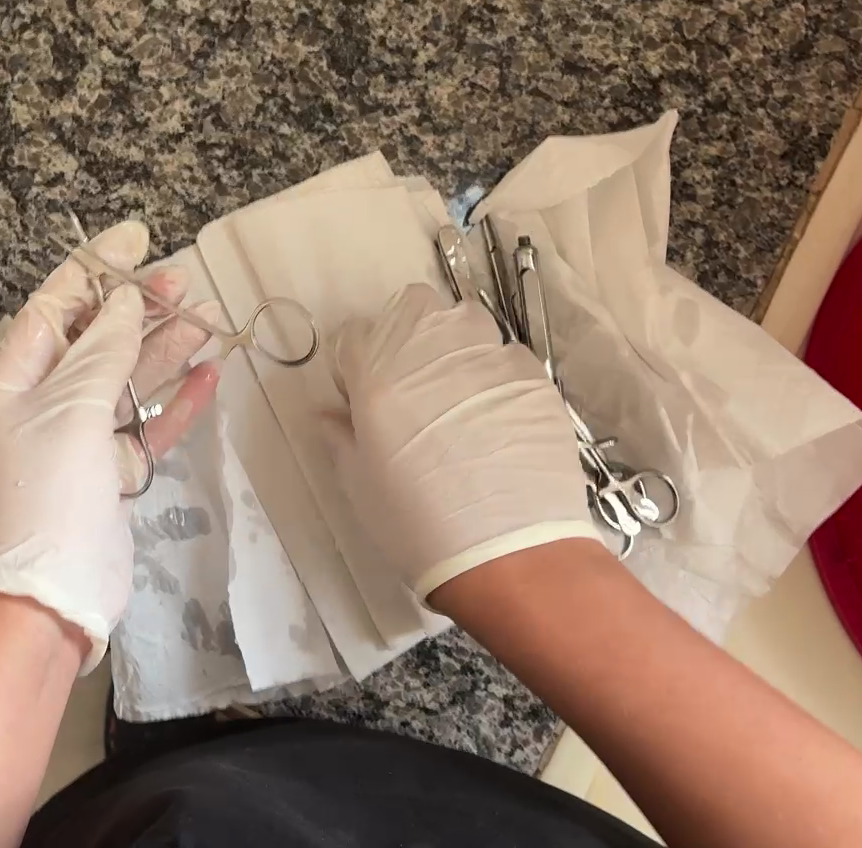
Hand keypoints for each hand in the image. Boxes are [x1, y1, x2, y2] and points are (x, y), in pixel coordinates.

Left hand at [0, 219, 219, 671]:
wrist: (54, 595)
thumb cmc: (50, 491)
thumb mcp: (72, 409)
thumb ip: (103, 350)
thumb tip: (126, 301)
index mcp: (16, 380)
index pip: (55, 307)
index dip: (93, 269)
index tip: (136, 239)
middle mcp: (43, 402)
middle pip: (95, 339)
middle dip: (137, 308)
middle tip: (183, 282)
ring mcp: (79, 437)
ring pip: (126, 379)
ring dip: (164, 350)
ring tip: (208, 318)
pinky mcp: (110, 470)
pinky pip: (144, 424)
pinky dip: (174, 402)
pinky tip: (208, 375)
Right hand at [333, 283, 603, 601]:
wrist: (506, 553)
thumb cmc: (413, 520)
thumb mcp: (357, 479)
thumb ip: (339, 433)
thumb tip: (328, 411)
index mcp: (376, 371)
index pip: (354, 335)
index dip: (355, 365)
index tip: (361, 398)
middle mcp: (431, 349)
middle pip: (413, 308)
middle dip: (407, 335)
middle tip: (411, 386)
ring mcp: (488, 358)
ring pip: (466, 323)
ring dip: (454, 345)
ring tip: (458, 394)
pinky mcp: (534, 378)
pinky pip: (506, 358)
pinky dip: (495, 376)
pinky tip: (498, 419)